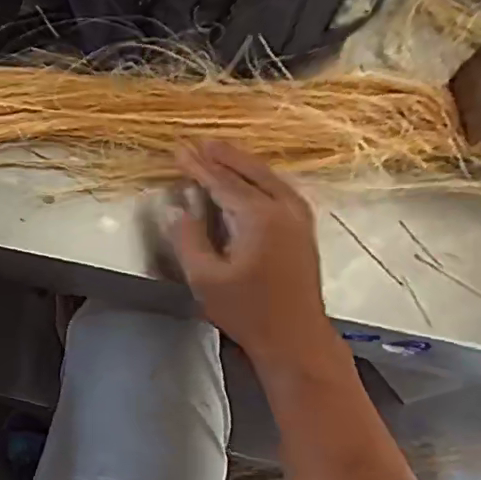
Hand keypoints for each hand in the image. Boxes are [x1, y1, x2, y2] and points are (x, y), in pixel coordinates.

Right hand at [169, 141, 336, 370]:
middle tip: (198, 142)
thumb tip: (177, 209)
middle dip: (222, 156)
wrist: (295, 336)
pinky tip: (250, 180)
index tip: (178, 150)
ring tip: (220, 152)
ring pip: (268, 177)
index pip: (222, 182)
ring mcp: (299, 217)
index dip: (197, 166)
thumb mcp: (206, 279)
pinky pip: (279, 189)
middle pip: (249, 170)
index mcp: (259, 216)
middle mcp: (284, 207)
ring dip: (242, 163)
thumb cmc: (248, 311)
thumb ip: (188, 240)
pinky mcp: (303, 229)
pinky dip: (259, 178)